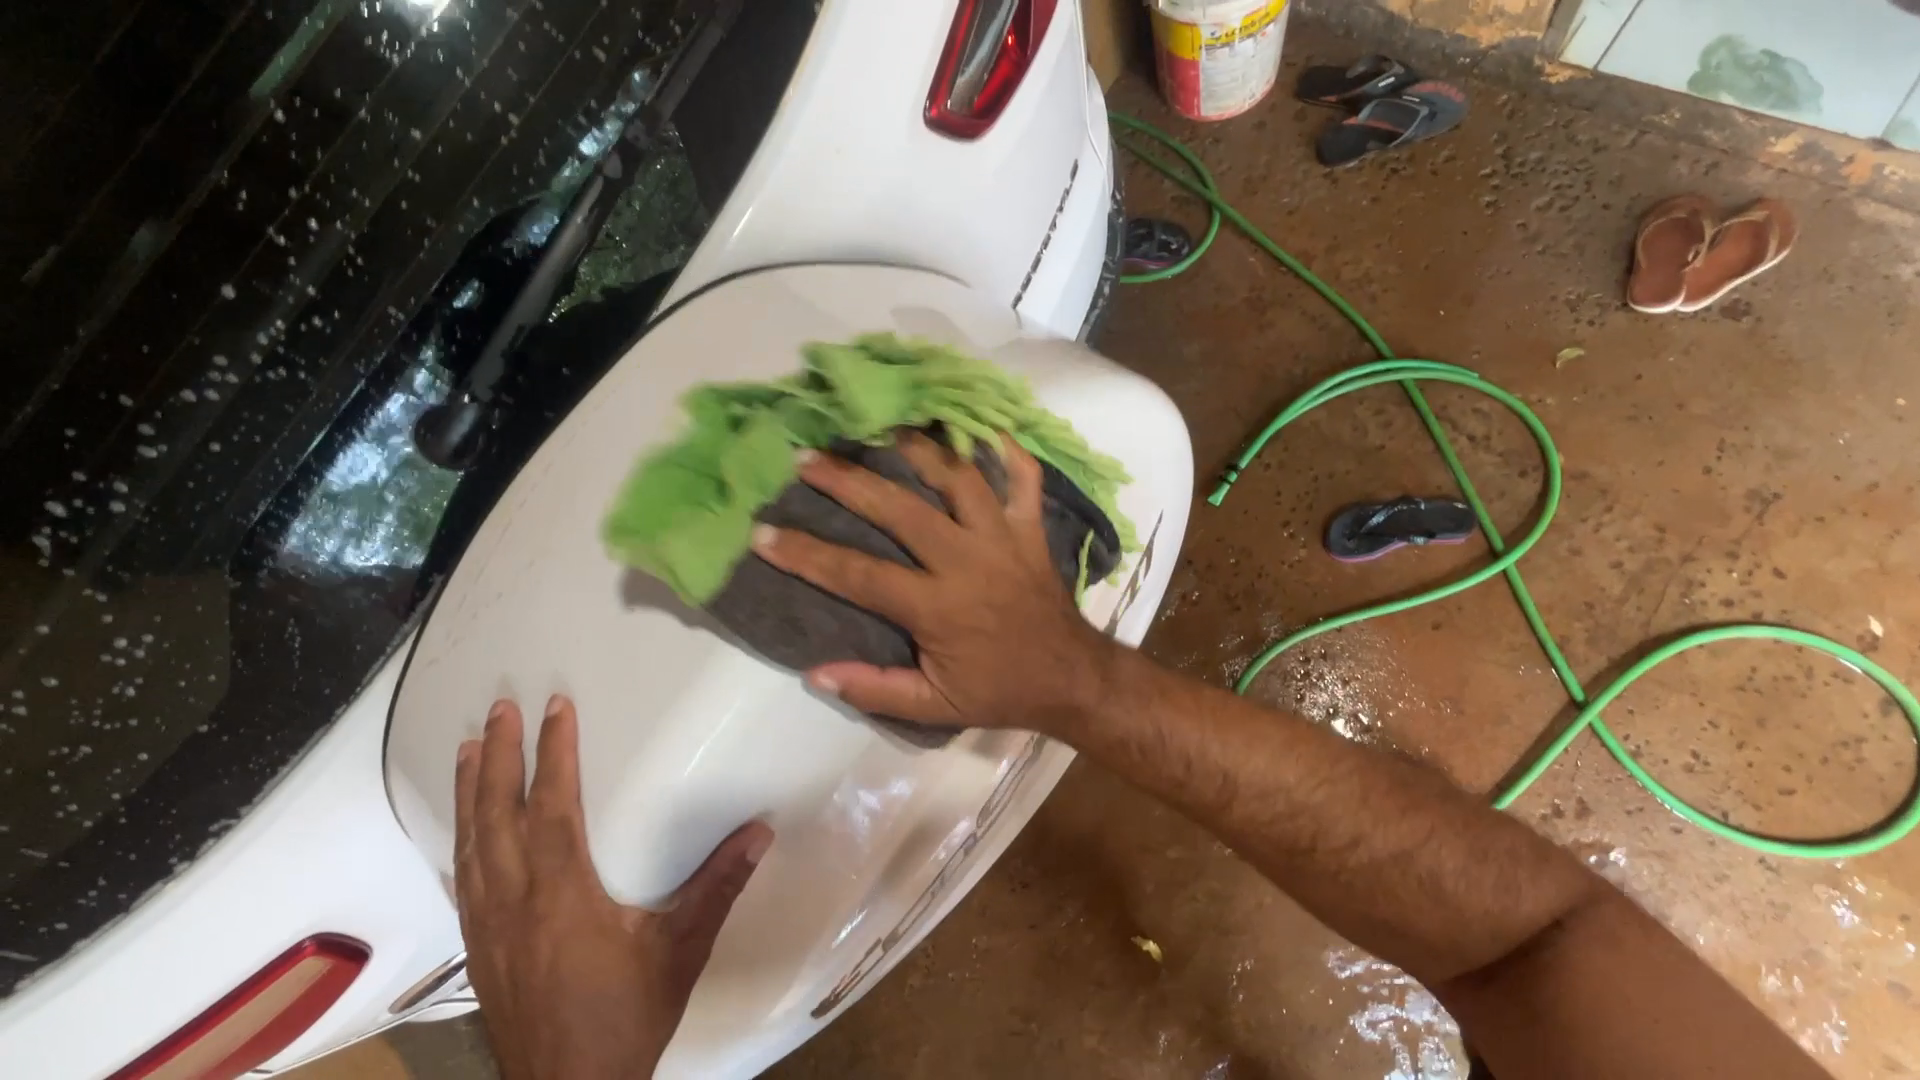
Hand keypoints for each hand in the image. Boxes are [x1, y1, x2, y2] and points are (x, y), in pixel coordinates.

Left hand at [454, 695, 772, 1079]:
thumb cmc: (629, 1016)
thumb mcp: (682, 949)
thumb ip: (718, 887)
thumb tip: (760, 832)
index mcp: (562, 895)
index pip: (552, 808)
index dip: (552, 754)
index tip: (555, 708)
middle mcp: (514, 903)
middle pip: (496, 817)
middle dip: (496, 759)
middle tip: (497, 709)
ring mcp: (488, 928)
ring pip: (470, 846)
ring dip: (469, 793)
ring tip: (466, 748)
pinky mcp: (479, 951)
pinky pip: (462, 880)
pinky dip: (462, 841)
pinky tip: (464, 831)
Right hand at [749, 431, 1117, 735]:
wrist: (1071, 678)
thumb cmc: (999, 691)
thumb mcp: (935, 707)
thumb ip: (876, 690)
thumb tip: (815, 673)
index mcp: (937, 606)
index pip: (860, 575)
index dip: (807, 555)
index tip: (763, 534)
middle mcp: (967, 560)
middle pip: (901, 509)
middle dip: (849, 481)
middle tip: (807, 457)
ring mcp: (1003, 537)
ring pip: (959, 478)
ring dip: (919, 447)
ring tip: (883, 423)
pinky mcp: (1031, 529)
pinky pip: (1023, 478)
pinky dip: (1007, 449)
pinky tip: (983, 423)